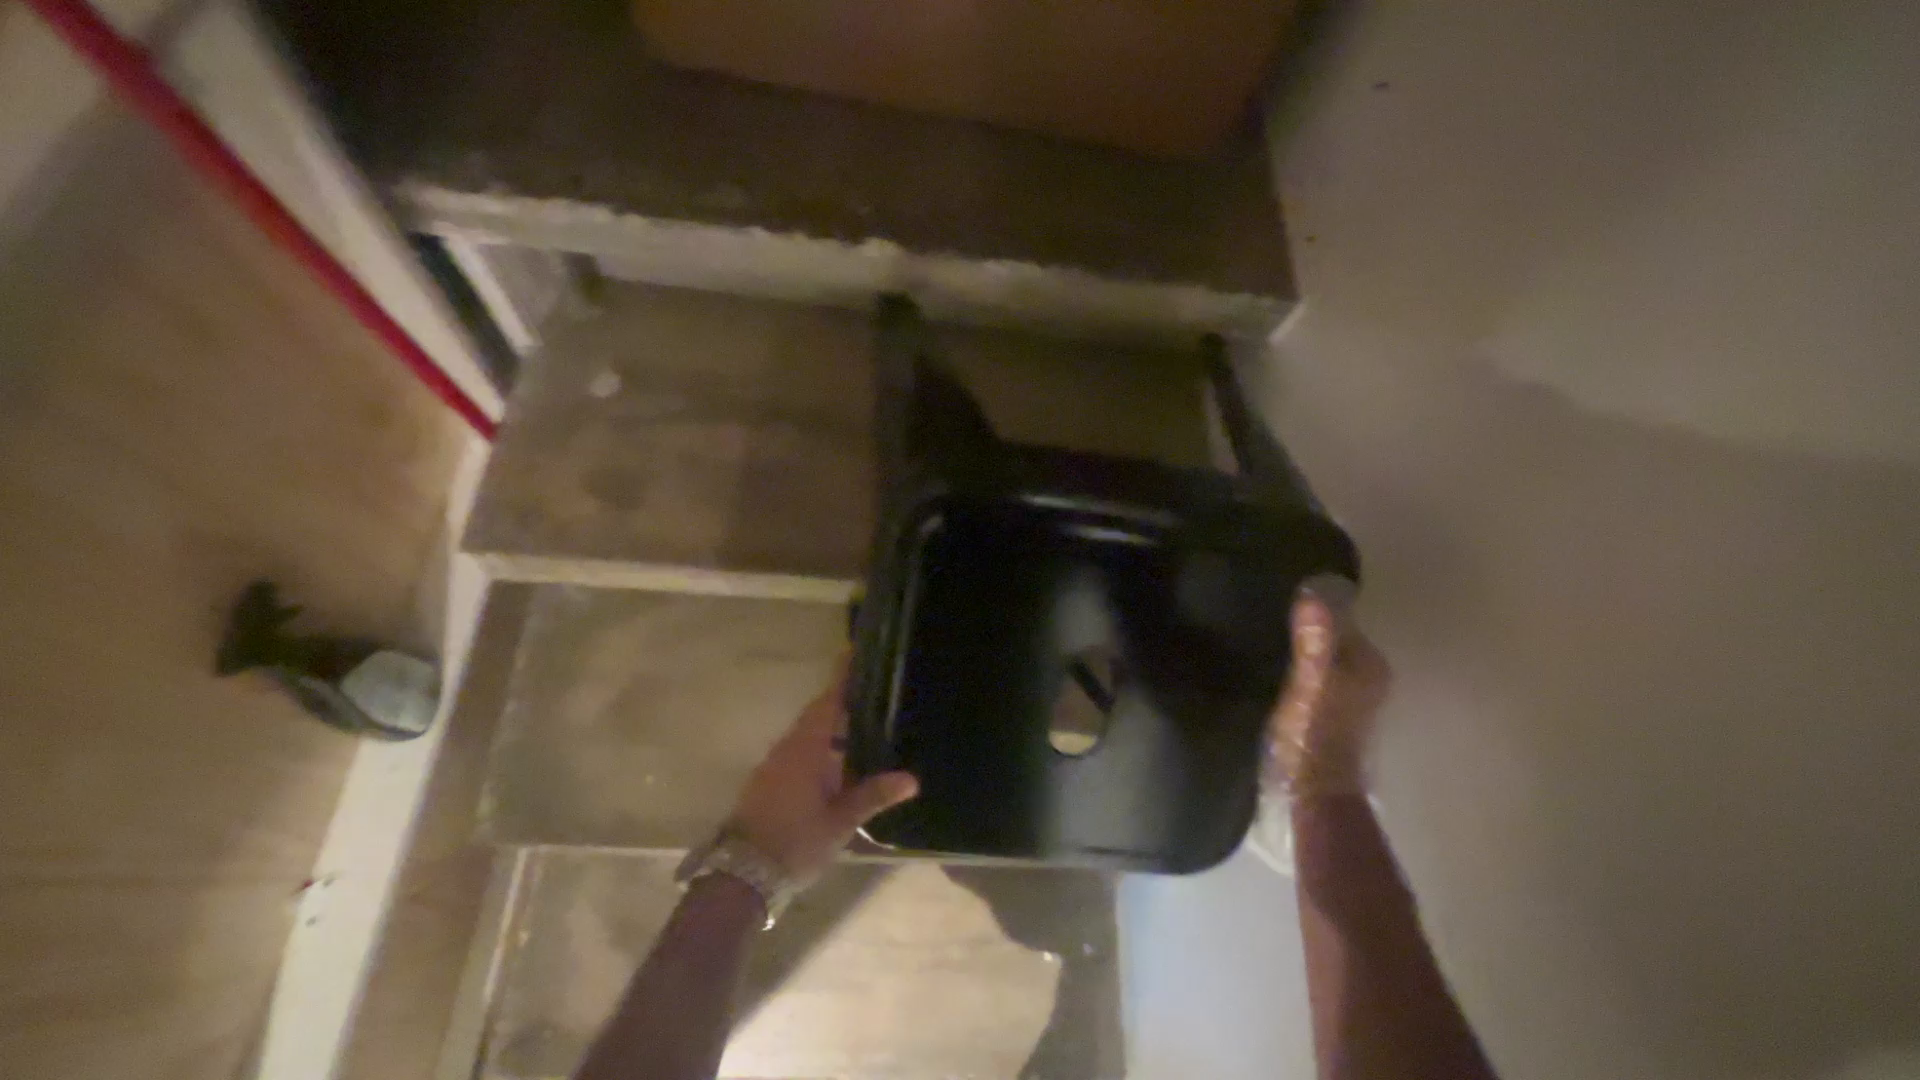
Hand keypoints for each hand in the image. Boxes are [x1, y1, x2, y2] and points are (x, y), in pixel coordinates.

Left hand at [729, 662, 918, 879]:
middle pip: (817, 715)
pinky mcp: (768, 783)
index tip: (854, 652)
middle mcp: (787, 749)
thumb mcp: (840, 821)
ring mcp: (774, 766)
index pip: (828, 702)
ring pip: (807, 736)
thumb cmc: (794, 842)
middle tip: (870, 690)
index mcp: (806, 749)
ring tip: (862, 724)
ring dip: (831, 728)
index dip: (842, 678)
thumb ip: (873, 795)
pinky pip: (799, 753)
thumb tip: (911, 778)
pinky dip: (820, 748)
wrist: (742, 875)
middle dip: (840, 702)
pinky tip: (838, 762)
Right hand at [1267, 575, 1391, 797]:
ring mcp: (1350, 695)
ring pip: (1321, 655)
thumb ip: (1314, 644)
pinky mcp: (1330, 712)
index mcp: (1368, 662)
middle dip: (1302, 625)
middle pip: (1331, 635)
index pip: (1339, 615)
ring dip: (1297, 647)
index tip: (1274, 598)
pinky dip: (1296, 668)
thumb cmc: (1313, 737)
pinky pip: (1313, 674)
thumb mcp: (1309, 686)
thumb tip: (1313, 594)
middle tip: (1259, 613)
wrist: (1314, 794)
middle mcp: (1367, 674)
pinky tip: (1269, 668)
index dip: (1310, 605)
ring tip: (1258, 637)